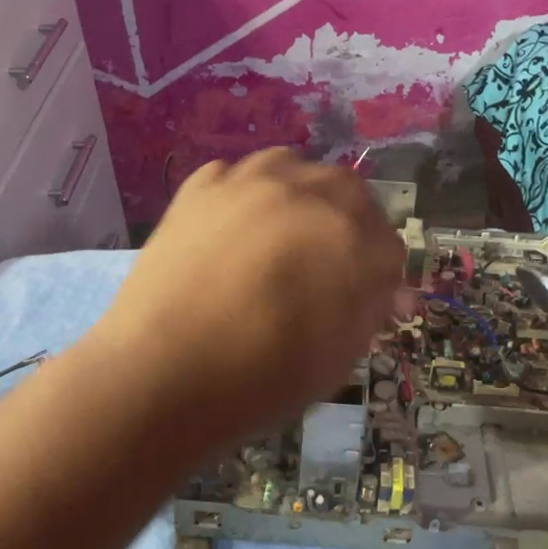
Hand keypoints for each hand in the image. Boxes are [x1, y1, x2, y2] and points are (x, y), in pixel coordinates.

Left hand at [91, 149, 404, 438]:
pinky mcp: (200, 186)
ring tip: (286, 234)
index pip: (388, 245)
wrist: (159, 374)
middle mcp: (308, 193)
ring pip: (296, 168)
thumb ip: (368, 312)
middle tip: (331, 266)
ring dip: (302, 196)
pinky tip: (236, 228)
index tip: (368, 302)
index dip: (382, 277)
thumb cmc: (259, 380)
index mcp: (352, 239)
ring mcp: (249, 181)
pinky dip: (247, 194)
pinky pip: (238, 175)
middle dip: (351, 227)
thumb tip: (385, 292)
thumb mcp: (338, 359)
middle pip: (350, 193)